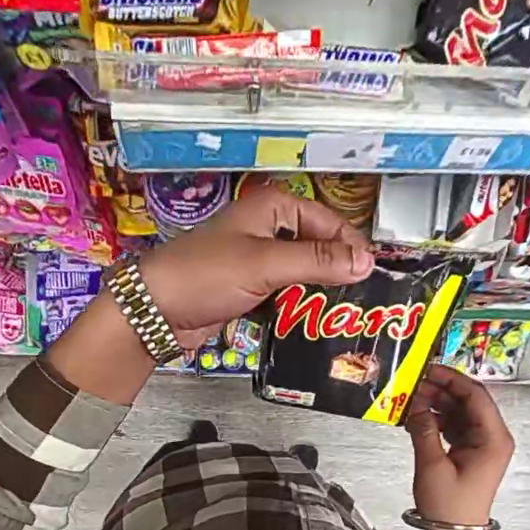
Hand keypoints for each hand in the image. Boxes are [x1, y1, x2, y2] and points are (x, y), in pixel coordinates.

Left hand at [134, 180, 374, 348]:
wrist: (158, 310)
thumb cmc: (205, 275)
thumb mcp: (266, 264)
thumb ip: (317, 262)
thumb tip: (366, 262)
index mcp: (272, 208)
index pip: (328, 222)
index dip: (351, 247)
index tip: (372, 275)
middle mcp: (267, 229)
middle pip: (317, 248)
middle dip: (338, 271)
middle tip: (361, 299)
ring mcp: (258, 260)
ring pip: (303, 273)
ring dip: (319, 292)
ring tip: (343, 314)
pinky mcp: (251, 288)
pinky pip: (286, 294)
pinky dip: (299, 306)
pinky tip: (313, 322)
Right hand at [406, 365, 513, 529]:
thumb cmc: (449, 507)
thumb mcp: (432, 466)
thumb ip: (423, 430)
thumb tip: (414, 404)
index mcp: (493, 438)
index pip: (476, 395)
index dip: (451, 379)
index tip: (427, 369)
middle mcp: (493, 437)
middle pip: (469, 401)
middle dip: (442, 389)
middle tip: (414, 383)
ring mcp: (483, 444)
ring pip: (461, 412)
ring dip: (438, 403)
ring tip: (411, 399)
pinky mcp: (472, 452)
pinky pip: (456, 426)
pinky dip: (438, 419)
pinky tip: (417, 417)